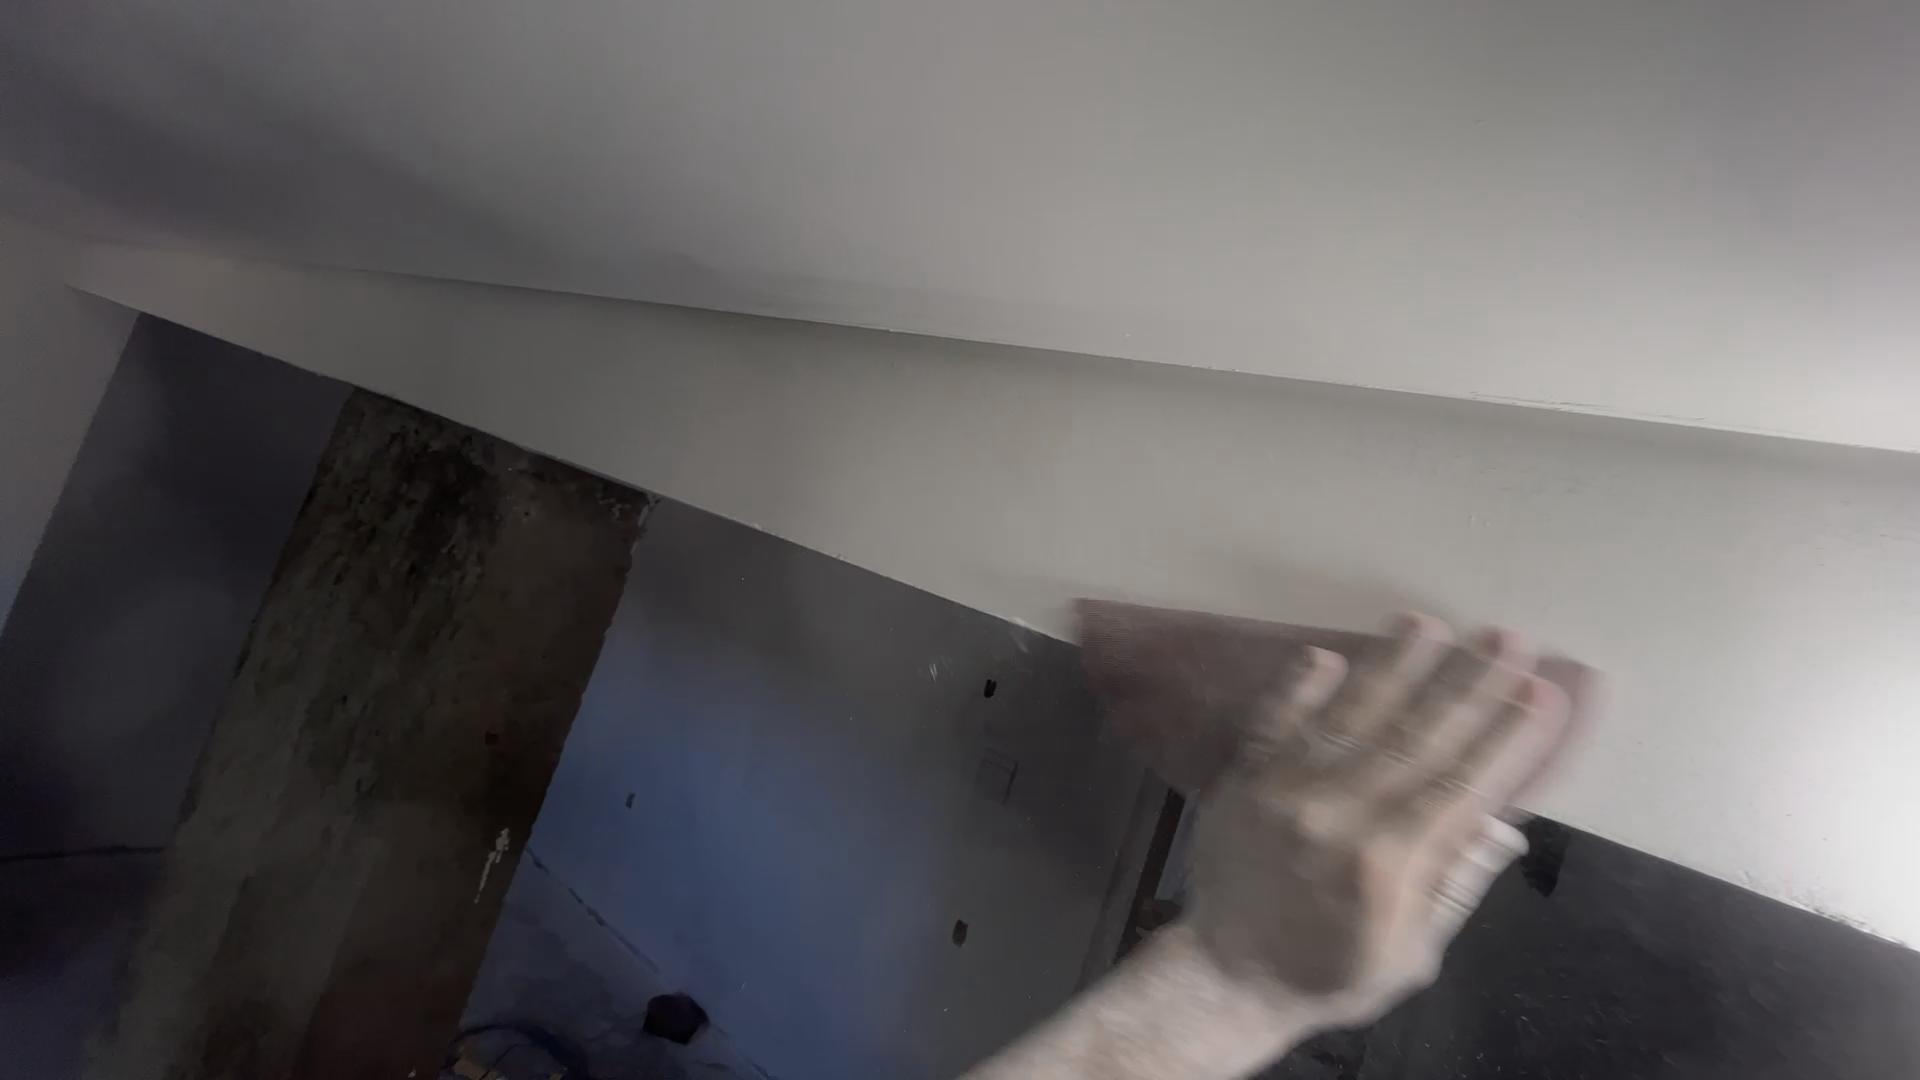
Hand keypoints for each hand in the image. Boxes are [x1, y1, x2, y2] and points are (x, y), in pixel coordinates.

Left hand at [1182, 614, 1568, 1029]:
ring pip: (1346, 717)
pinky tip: (1322, 654)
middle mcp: (1335, 815)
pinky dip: (1296, 687)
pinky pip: (1272, 722)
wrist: (1227, 969)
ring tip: (1425, 622)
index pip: (1460, 785)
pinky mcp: (1243, 777)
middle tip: (1503, 636)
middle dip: (1464, 684)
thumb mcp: (1411, 952)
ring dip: (1389, 666)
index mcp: (1386, 865)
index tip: (1541, 689)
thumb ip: (1449, 882)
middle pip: (1412, 738)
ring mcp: (1281, 789)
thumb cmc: (1328, 971)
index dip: (1505, 735)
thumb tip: (1495, 817)